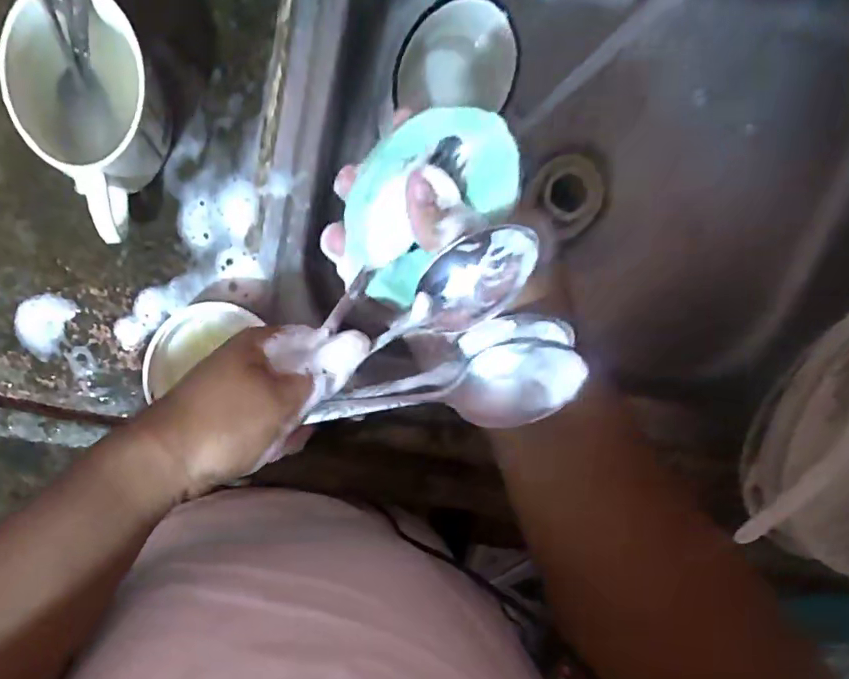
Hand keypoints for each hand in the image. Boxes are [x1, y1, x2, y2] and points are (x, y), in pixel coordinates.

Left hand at [127, 325, 369, 496]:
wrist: (164, 460)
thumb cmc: (228, 423)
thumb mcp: (281, 400)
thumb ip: (319, 376)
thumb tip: (358, 340)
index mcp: (259, 342)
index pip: (312, 339)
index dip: (331, 363)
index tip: (338, 391)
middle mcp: (243, 359)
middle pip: (294, 375)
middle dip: (302, 405)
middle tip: (297, 427)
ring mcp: (229, 389)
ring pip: (276, 405)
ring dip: (283, 427)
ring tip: (273, 444)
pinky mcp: (220, 417)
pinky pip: (255, 423)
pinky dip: (262, 439)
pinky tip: (259, 453)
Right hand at [319, 111, 572, 319]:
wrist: (505, 387)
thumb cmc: (513, 321)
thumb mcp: (486, 264)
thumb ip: (451, 225)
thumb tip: (416, 176)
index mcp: (494, 219)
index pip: (460, 168)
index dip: (430, 143)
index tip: (400, 122)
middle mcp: (459, 242)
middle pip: (416, 201)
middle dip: (381, 184)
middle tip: (348, 176)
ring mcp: (432, 275)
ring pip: (392, 239)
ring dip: (362, 224)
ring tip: (334, 210)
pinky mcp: (411, 307)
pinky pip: (379, 279)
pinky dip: (356, 264)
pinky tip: (335, 250)